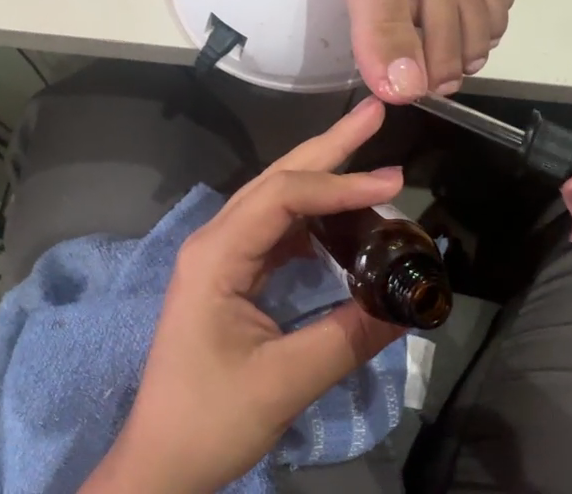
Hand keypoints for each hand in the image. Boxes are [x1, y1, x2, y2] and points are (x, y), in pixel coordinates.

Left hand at [81, 98, 407, 493]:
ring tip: (371, 158)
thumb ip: (349, 338)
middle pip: (278, 178)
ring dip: (324, 177)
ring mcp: (223, 256)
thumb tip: (411, 303)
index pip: (284, 196)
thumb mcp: (284, 382)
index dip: (340, 185)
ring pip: (278, 198)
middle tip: (376, 113)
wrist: (161, 462)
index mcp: (217, 254)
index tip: (394, 183)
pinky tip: (346, 218)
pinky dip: (316, 216)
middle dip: (329, 146)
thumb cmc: (209, 420)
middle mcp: (217, 240)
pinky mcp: (233, 275)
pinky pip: (279, 230)